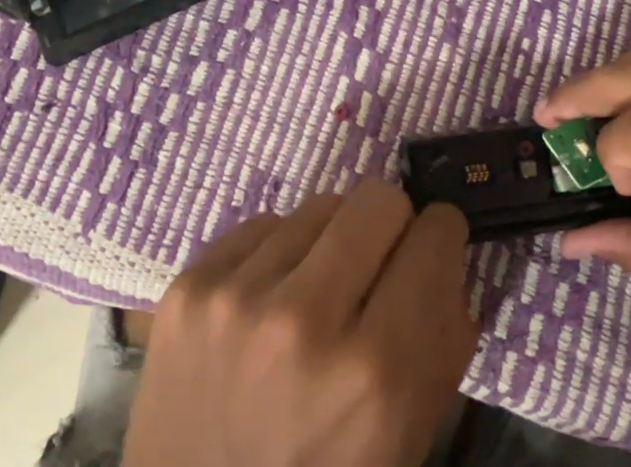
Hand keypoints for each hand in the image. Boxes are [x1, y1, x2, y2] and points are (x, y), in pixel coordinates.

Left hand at [123, 179, 475, 466]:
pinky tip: (268, 301)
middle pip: (376, 200)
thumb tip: (441, 251)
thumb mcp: (410, 428)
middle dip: (391, 225)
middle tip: (379, 260)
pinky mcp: (188, 287)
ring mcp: (237, 299)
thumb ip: (442, 335)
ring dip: (330, 241)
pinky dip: (277, 254)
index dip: (440, 237)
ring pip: (319, 205)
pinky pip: (262, 226)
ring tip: (316, 290)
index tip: (432, 248)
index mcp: (376, 369)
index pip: (433, 237)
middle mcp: (305, 321)